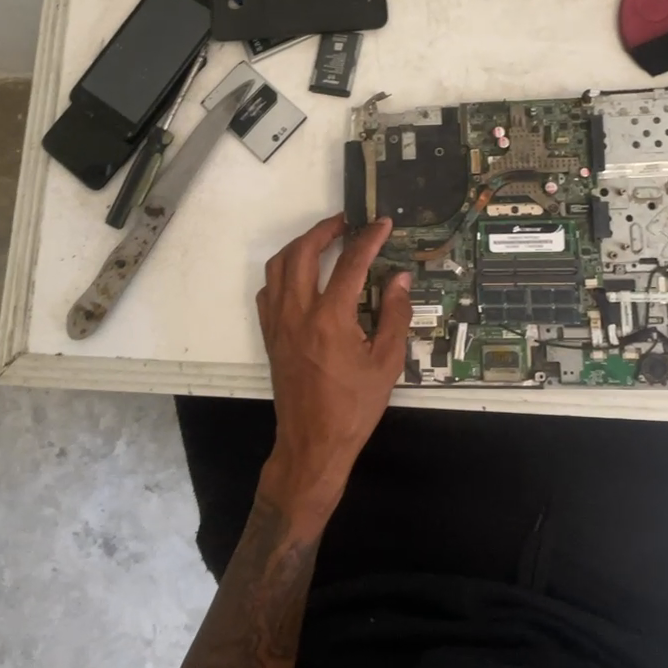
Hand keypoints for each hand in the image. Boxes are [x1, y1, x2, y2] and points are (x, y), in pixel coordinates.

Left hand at [255, 215, 412, 520]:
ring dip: (300, 245)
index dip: (369, 239)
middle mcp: (298, 312)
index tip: (382, 224)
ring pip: (278, 266)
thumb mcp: (386, 363)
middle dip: (325, 230)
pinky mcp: (269, 334)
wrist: (312, 443)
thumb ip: (394, 315)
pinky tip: (301, 275)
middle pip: (303, 252)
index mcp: (330, 319)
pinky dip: (283, 272)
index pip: (350, 264)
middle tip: (347, 223)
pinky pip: (268, 290)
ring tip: (323, 240)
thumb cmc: (354, 408)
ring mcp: (278, 322)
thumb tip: (398, 278)